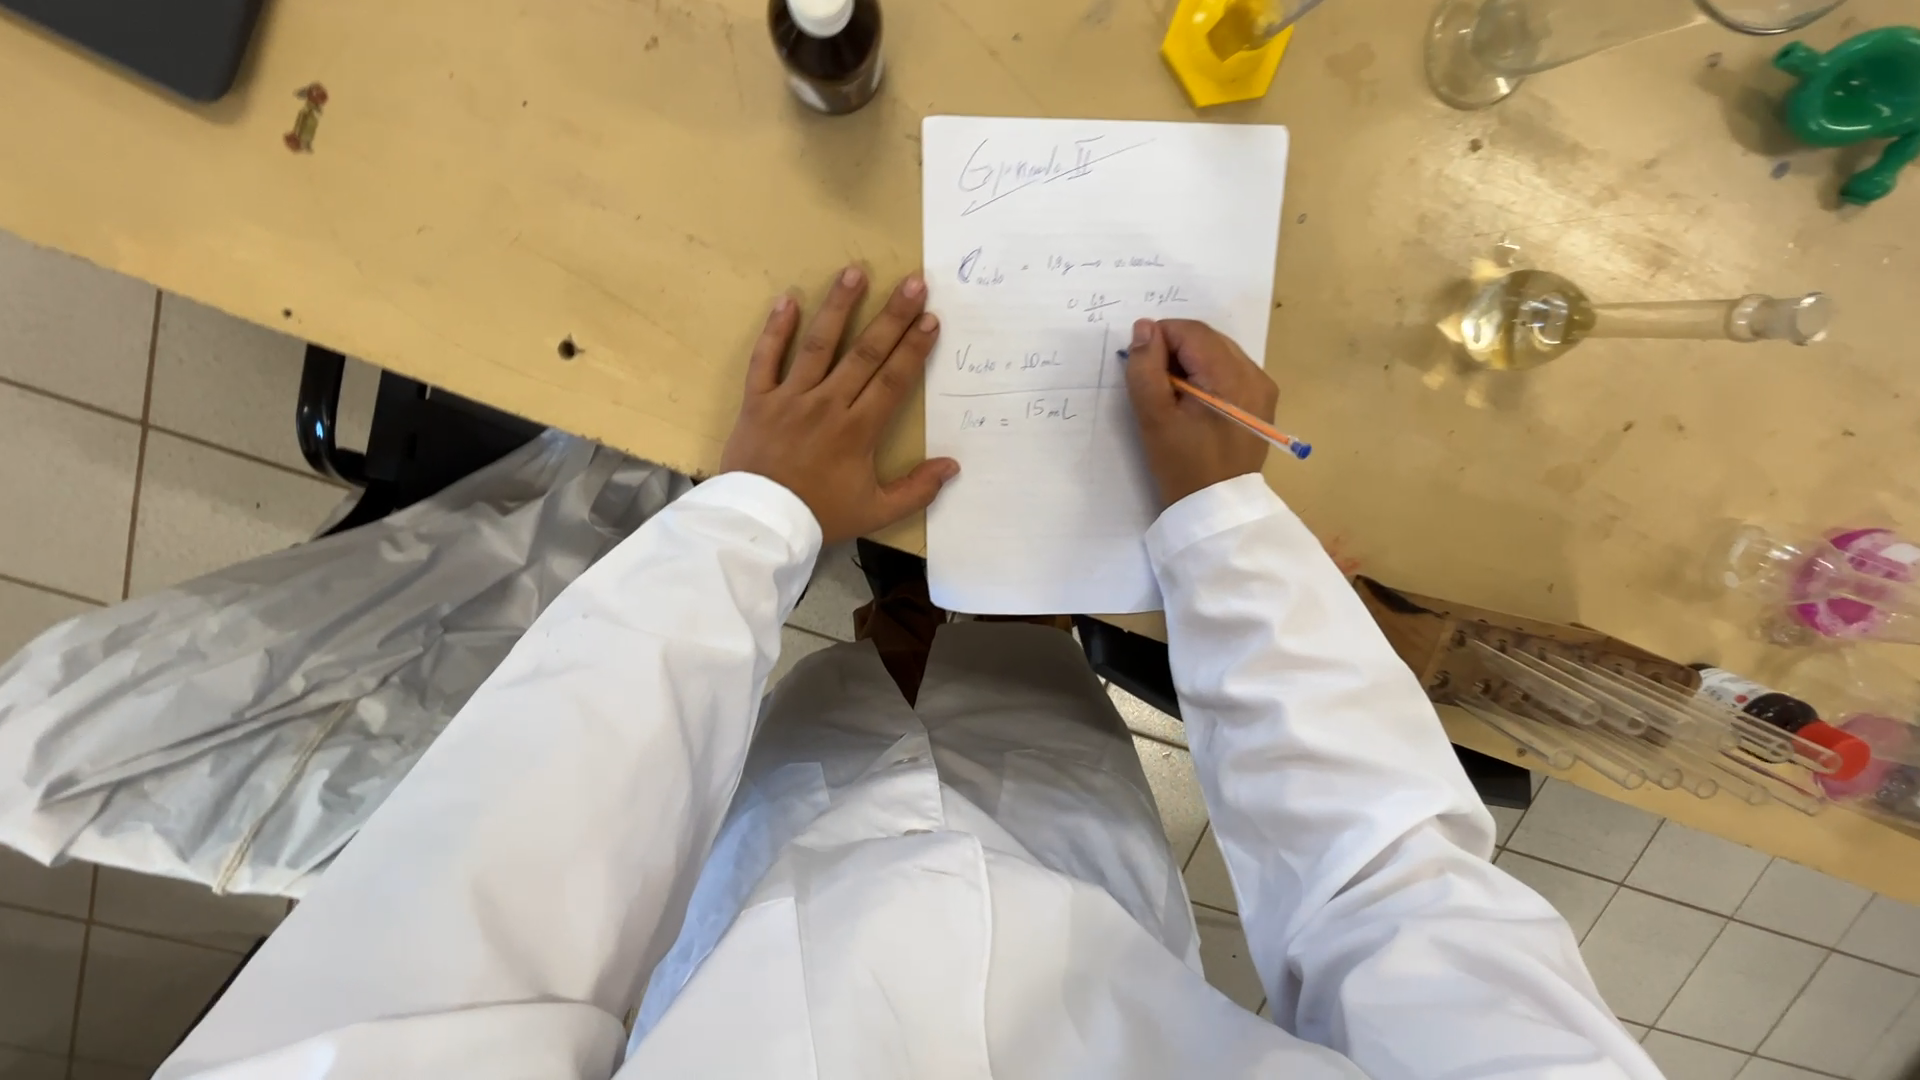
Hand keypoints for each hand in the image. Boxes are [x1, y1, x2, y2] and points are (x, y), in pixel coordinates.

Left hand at [720, 266, 958, 544]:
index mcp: (858, 430)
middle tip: (912, 282)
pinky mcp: (758, 400)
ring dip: (838, 307)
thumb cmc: (821, 515)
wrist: (760, 525)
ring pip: (818, 345)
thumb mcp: (876, 512)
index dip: (914, 348)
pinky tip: (787, 299)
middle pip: (865, 353)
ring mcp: (790, 398)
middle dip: (892, 316)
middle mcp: (827, 405)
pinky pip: (765, 358)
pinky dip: (775, 329)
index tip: (930, 319)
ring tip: (855, 272)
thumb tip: (952, 466)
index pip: (893, 380)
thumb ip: (917, 490)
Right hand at [1123, 318, 1277, 505]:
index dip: (1159, 338)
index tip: (1139, 365)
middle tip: (1152, 381)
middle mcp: (1254, 374)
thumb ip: (1145, 368)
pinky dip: (1205, 376)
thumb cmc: (1182, 465)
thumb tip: (1143, 328)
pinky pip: (1229, 371)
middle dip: (1174, 349)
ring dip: (1189, 362)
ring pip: (1217, 352)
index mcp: (1231, 377)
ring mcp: (1262, 388)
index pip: (1191, 331)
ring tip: (1171, 395)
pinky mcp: (1261, 401)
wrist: (1215, 508)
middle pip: (1207, 338)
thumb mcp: (1154, 418)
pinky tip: (1192, 403)